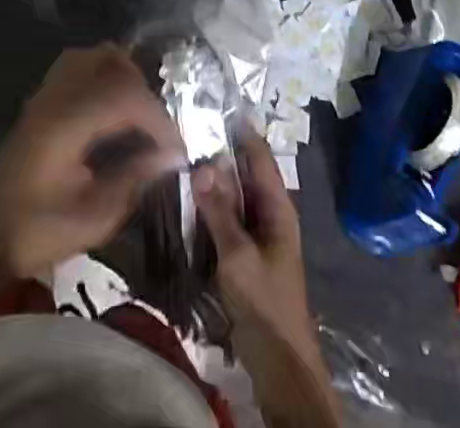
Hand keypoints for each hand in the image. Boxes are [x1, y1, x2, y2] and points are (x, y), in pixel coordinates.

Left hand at [0, 45, 183, 277]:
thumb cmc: (34, 231)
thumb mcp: (92, 217)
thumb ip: (134, 179)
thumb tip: (171, 156)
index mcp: (67, 124)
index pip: (126, 97)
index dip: (160, 120)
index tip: (177, 151)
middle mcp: (56, 98)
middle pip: (112, 64)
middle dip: (146, 94)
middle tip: (158, 132)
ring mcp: (46, 95)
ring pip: (94, 57)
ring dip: (126, 78)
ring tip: (140, 115)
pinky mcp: (41, 101)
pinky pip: (79, 67)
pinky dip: (105, 76)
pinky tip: (114, 108)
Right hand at [193, 126, 316, 356]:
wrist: (277, 352)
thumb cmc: (264, 297)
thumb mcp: (238, 253)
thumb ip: (220, 211)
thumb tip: (203, 165)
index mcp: (278, 206)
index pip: (260, 157)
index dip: (242, 132)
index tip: (217, 108)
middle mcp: (269, 212)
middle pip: (244, 175)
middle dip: (220, 155)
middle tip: (187, 133)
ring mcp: (257, 233)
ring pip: (234, 197)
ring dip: (213, 182)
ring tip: (182, 159)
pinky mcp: (244, 252)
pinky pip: (227, 219)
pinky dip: (211, 208)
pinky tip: (187, 200)